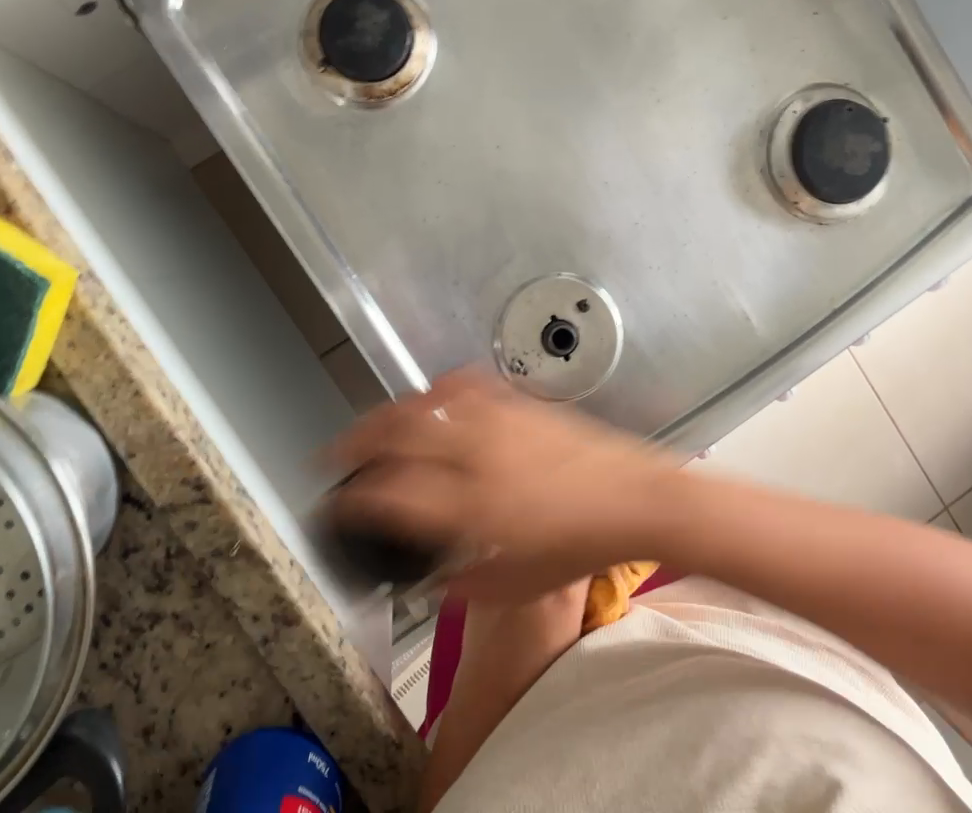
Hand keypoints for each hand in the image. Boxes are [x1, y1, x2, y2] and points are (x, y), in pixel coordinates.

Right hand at [326, 372, 674, 599]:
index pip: (390, 494)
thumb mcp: (518, 585)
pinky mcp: (518, 404)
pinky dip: (440, 389)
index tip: (339, 503)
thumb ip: (464, 586)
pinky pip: (467, 385)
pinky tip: (432, 395)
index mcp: (469, 508)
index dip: (353, 498)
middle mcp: (473, 457)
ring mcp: (495, 424)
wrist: (637, 499)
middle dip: (352, 443)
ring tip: (371, 424)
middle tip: (334, 454)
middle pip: (394, 435)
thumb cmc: (582, 549)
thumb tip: (433, 582)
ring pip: (423, 404)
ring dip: (387, 413)